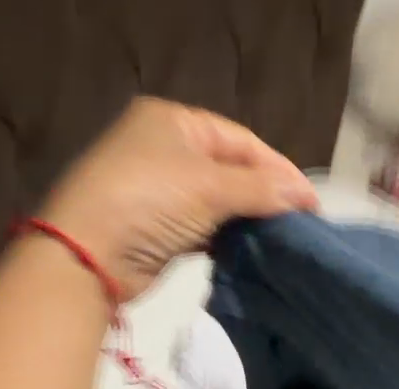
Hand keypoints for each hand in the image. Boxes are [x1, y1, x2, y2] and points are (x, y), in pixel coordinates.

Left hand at [40, 98, 319, 300]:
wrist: (87, 254)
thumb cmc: (148, 201)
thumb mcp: (208, 187)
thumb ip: (260, 190)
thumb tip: (306, 197)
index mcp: (175, 122)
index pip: (242, 141)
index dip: (279, 171)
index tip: (311, 204)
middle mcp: (167, 149)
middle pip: (232, 171)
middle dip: (266, 197)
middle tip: (301, 225)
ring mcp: (161, 190)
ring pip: (219, 202)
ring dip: (248, 221)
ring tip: (283, 241)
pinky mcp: (159, 229)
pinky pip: (204, 229)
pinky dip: (227, 239)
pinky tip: (251, 253)